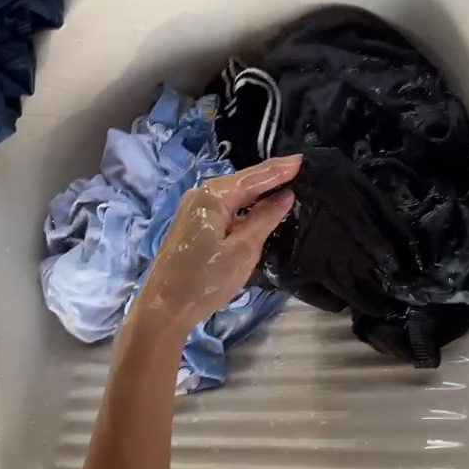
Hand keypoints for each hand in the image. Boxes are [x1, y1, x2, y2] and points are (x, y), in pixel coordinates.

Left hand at [127, 155, 300, 338]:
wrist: (164, 308)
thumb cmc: (205, 280)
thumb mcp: (243, 250)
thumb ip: (265, 219)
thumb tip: (286, 195)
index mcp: (212, 196)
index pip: (253, 177)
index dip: (279, 169)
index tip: (304, 159)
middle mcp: (200, 196)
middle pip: (242, 182)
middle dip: (270, 176)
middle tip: (301, 169)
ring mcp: (194, 210)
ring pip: (233, 196)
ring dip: (258, 191)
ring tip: (288, 184)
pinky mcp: (193, 226)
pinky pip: (225, 208)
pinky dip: (245, 206)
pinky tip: (260, 207)